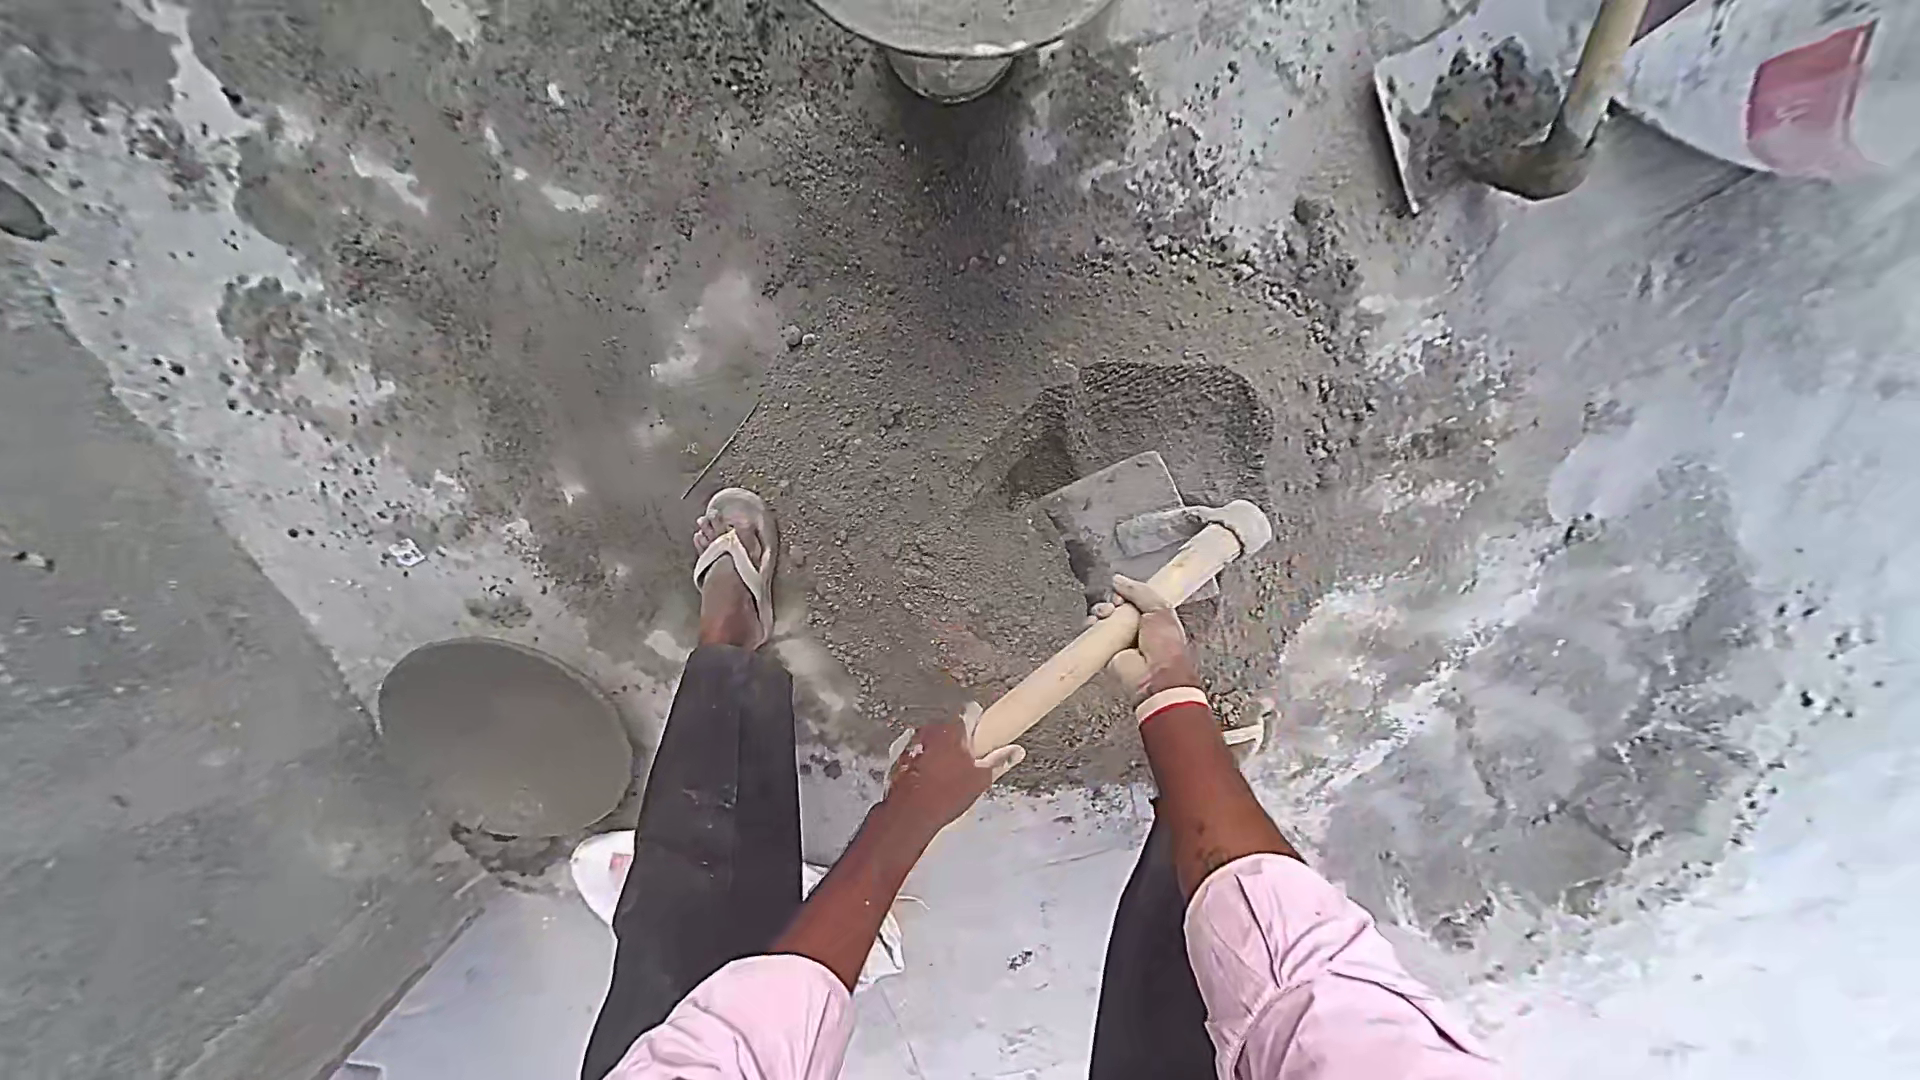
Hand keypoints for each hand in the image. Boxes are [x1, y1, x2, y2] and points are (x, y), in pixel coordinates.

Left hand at [880, 716, 1023, 840]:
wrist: (910, 813)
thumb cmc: (948, 794)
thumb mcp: (981, 780)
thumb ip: (1000, 761)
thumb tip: (1018, 750)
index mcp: (955, 730)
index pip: (970, 711)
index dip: (977, 719)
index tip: (981, 730)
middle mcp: (933, 728)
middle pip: (949, 725)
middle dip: (956, 737)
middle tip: (964, 759)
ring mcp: (913, 739)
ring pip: (931, 736)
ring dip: (937, 745)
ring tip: (943, 771)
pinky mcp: (898, 753)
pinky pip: (915, 748)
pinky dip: (921, 756)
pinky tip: (925, 775)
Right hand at [1095, 574, 1202, 705]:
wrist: (1155, 677)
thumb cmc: (1166, 646)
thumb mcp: (1160, 609)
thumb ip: (1139, 591)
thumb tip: (1117, 580)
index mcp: (1154, 617)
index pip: (1133, 598)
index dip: (1126, 592)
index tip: (1122, 593)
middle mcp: (1136, 628)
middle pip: (1116, 606)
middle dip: (1111, 601)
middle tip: (1114, 605)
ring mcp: (1120, 640)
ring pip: (1103, 618)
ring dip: (1101, 611)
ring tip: (1105, 614)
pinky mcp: (1106, 651)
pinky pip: (1093, 634)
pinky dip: (1090, 626)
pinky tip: (1093, 623)